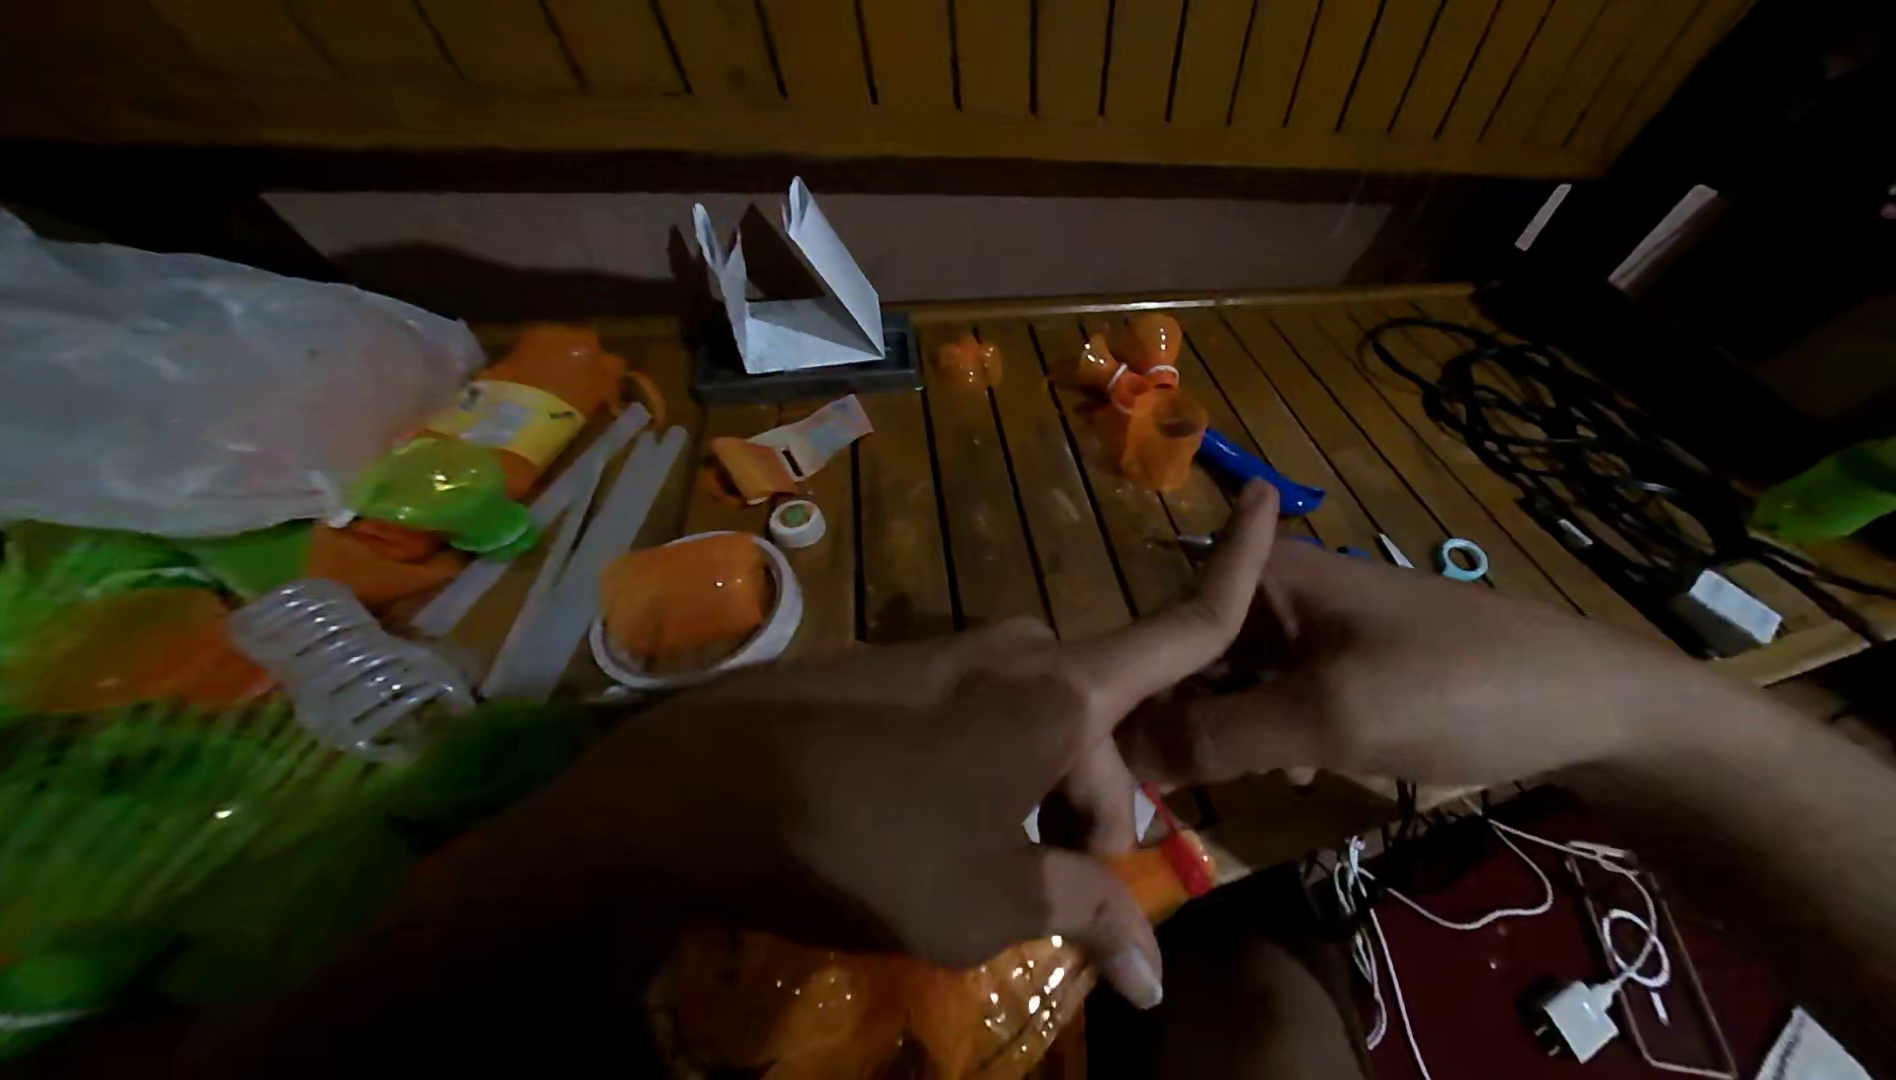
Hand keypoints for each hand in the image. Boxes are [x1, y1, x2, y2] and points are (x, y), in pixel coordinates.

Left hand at [523, 482, 1281, 1009]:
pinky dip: (992, 770)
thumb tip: (1160, 977)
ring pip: (1041, 722)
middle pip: (1103, 718)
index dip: (1238, 570)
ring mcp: (955, 655)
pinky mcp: (905, 670)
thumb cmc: (871, 837)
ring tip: (1002, 868)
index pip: (1182, 632)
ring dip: (1044, 793)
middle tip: (1069, 888)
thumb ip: (1084, 913)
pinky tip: (949, 822)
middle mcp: (1017, 651)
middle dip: (1102, 801)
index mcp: (1061, 689)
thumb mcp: (990, 896)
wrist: (715, 782)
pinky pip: (982, 716)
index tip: (1271, 506)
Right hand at [1119, 538, 1741, 787]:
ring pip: (1228, 680)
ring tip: (1228, 783)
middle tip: (1172, 786)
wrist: (1606, 710)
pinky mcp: (1329, 660)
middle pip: (1190, 656)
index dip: (1137, 689)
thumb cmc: (1457, 688)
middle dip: (1181, 719)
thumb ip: (1219, 735)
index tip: (1123, 753)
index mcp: (1256, 574)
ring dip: (1222, 733)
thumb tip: (1125, 757)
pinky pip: (1269, 694)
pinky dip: (1266, 734)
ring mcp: (1301, 626)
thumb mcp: (1328, 717)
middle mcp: (1267, 591)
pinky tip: (1295, 771)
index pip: (1160, 627)